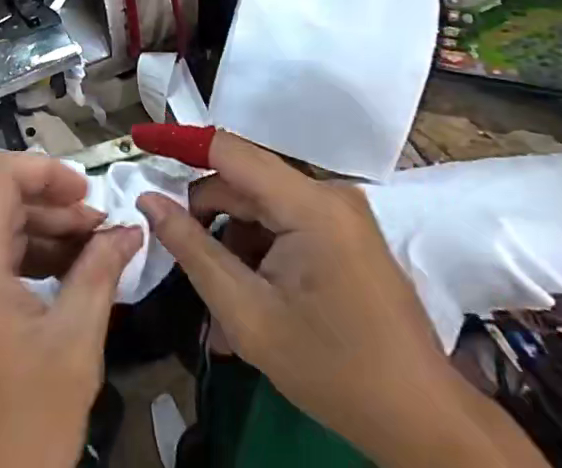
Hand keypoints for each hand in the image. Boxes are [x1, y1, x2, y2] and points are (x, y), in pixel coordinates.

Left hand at [0, 152, 143, 467]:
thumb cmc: (21, 424)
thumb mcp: (72, 344)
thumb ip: (99, 273)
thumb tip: (128, 230)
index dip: (46, 170)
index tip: (90, 194)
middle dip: (54, 206)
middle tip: (105, 230)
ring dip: (45, 233)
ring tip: (96, 254)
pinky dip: (26, 259)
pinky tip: (68, 279)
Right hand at [137, 133, 546, 467]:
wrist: (424, 422)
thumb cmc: (333, 368)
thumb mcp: (246, 312)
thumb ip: (192, 248)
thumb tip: (149, 200)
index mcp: (309, 205)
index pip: (227, 150)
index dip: (177, 141)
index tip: (137, 139)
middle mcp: (328, 195)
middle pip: (241, 185)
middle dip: (204, 221)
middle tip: (176, 262)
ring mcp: (340, 215)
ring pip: (258, 210)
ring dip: (229, 248)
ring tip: (215, 309)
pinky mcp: (344, 235)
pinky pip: (281, 227)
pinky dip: (255, 256)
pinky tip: (245, 303)